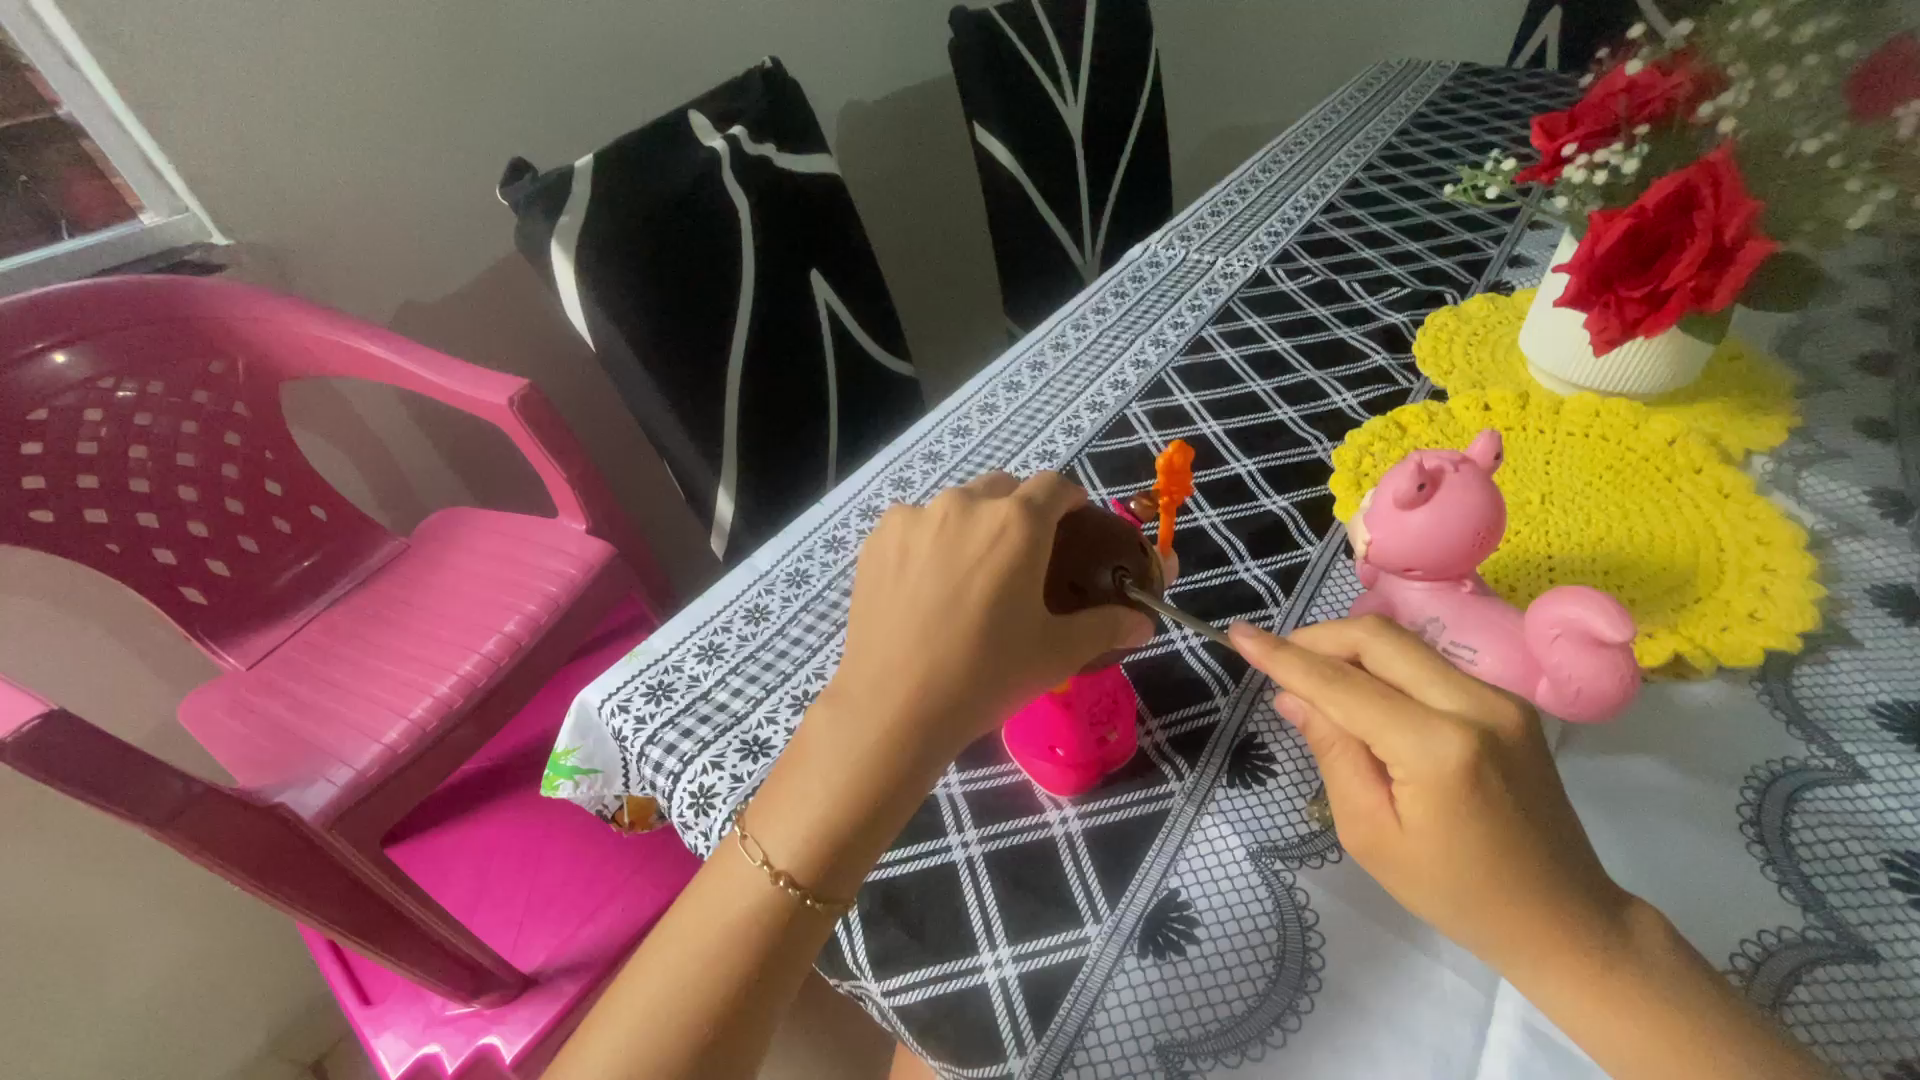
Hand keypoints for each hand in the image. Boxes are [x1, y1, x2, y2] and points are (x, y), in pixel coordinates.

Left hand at [826, 471, 1153, 761]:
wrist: (895, 704)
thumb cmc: (987, 674)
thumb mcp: (1056, 652)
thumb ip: (1105, 625)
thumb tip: (1143, 622)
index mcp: (1017, 522)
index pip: (1054, 485)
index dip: (1069, 500)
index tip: (1072, 524)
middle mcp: (965, 504)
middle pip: (1003, 488)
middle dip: (1019, 509)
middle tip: (1021, 557)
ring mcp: (915, 518)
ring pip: (955, 505)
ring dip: (971, 524)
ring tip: (968, 574)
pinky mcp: (877, 539)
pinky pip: (914, 525)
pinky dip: (928, 541)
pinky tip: (925, 585)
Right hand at [1227, 615, 1633, 973]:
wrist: (1564, 918)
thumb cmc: (1454, 891)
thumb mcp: (1370, 834)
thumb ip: (1332, 752)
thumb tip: (1293, 695)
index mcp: (1438, 747)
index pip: (1341, 684)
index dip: (1283, 657)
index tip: (1237, 634)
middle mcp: (1475, 704)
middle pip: (1377, 638)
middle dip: (1316, 639)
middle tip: (1275, 659)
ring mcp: (1500, 698)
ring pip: (1403, 644)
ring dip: (1348, 649)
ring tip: (1311, 678)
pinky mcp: (1509, 703)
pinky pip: (1428, 664)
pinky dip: (1383, 667)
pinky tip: (1363, 696)